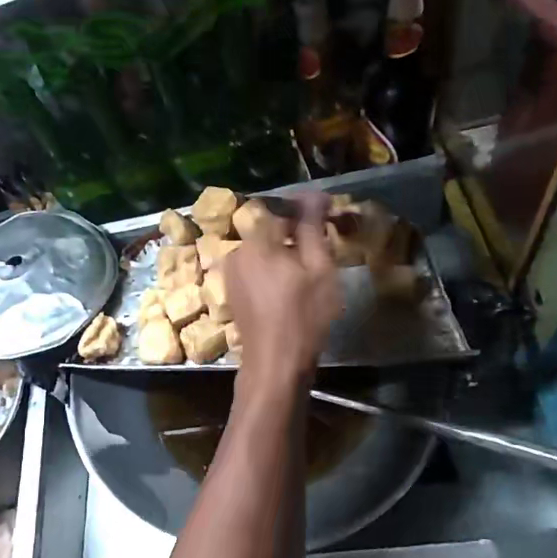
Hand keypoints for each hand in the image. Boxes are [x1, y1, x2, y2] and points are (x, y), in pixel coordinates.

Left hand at [223, 192, 341, 388]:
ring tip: (309, 272)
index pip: (279, 210)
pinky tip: (290, 288)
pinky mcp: (232, 293)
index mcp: (254, 242)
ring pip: (262, 252)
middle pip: (268, 231)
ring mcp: (230, 275)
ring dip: (284, 255)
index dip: (304, 212)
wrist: (276, 363)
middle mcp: (236, 253)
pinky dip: (272, 271)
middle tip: (322, 250)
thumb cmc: (303, 315)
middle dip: (294, 235)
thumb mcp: (318, 268)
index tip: (326, 221)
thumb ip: (312, 227)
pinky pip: (255, 270)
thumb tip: (314, 194)